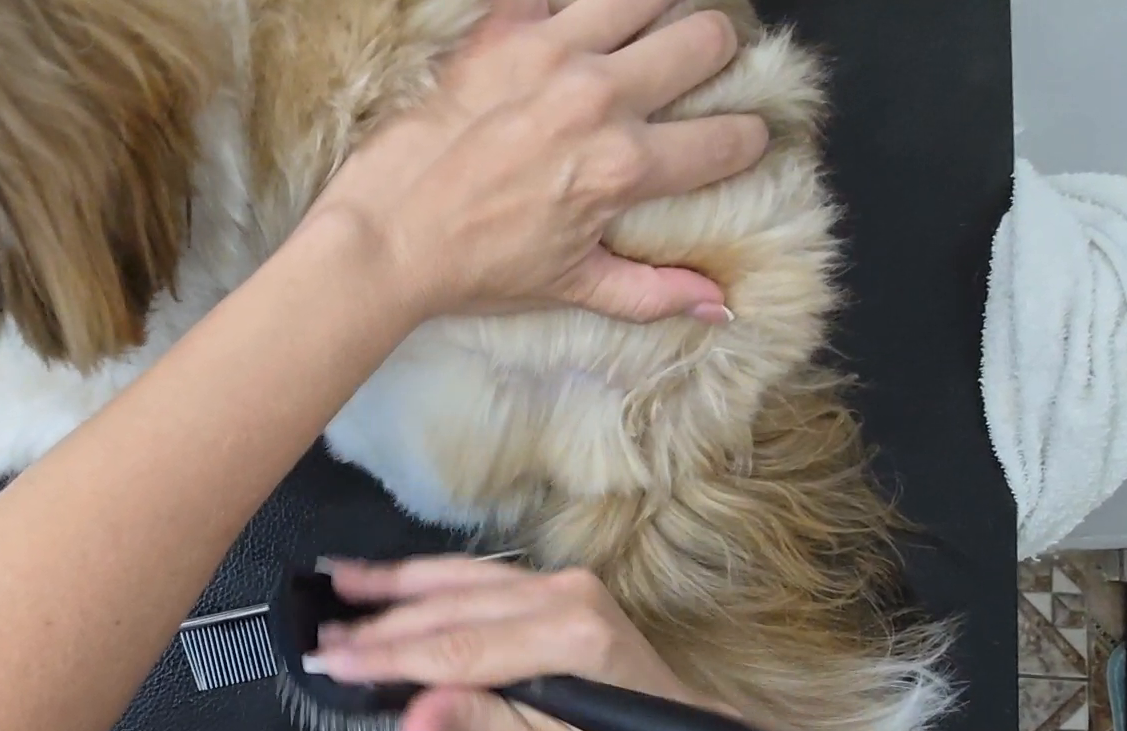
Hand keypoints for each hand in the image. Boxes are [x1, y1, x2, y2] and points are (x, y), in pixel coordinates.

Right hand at [304, 555, 749, 730]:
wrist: (678, 729)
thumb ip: (476, 722)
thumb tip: (408, 724)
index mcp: (569, 638)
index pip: (458, 648)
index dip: (389, 656)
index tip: (332, 660)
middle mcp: (561, 593)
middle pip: (451, 609)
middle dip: (382, 626)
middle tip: (323, 636)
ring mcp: (555, 579)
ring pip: (457, 579)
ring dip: (394, 584)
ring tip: (339, 582)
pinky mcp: (547, 579)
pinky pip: (475, 576)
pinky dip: (427, 577)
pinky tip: (390, 576)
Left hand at [305, 0, 768, 324]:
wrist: (385, 239)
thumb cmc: (470, 269)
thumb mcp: (566, 287)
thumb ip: (648, 291)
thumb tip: (717, 304)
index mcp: (621, 169)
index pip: (728, 138)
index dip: (741, 143)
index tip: (730, 145)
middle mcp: (599, 99)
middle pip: (707, 38)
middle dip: (710, 63)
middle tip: (682, 86)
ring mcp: (551, 56)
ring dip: (653, 17)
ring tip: (631, 49)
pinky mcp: (502, 32)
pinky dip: (573, 11)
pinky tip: (564, 40)